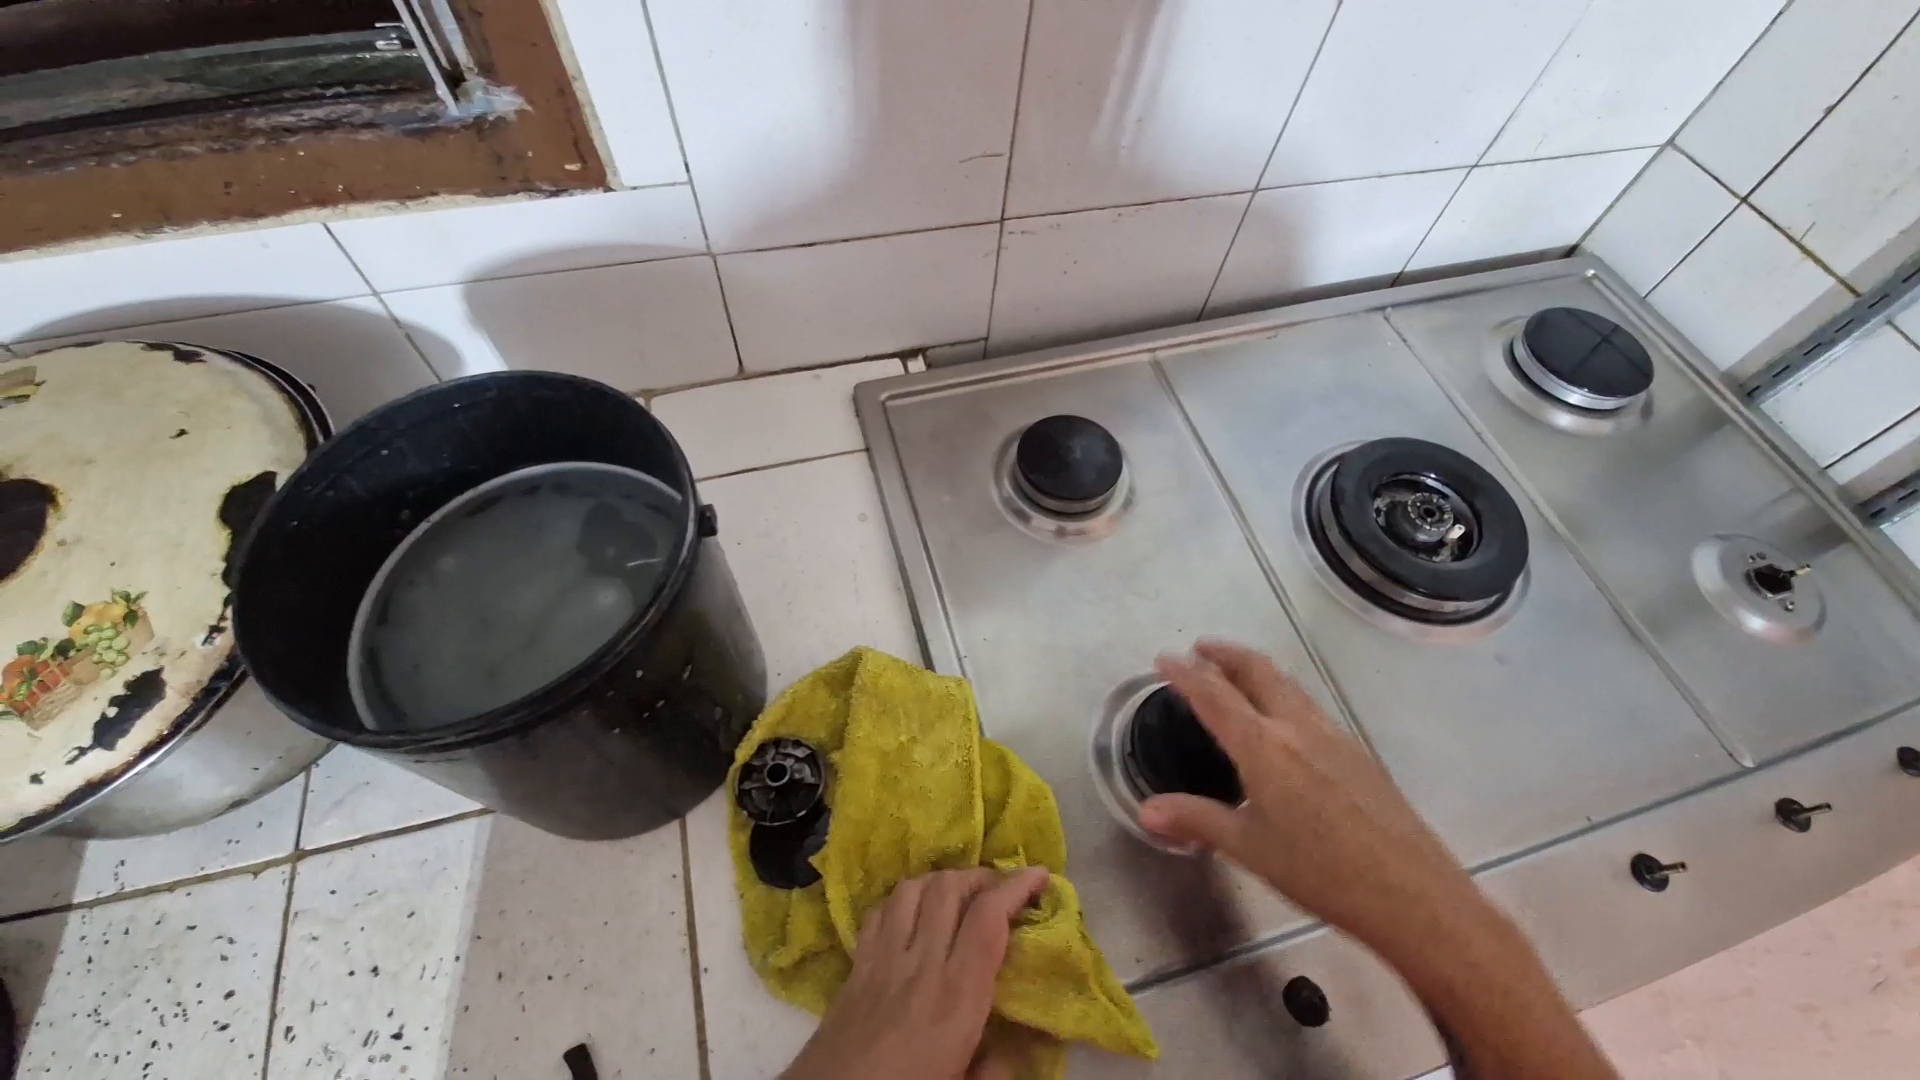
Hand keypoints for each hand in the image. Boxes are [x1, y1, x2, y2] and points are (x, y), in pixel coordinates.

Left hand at [783, 866, 1049, 1079]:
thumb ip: (999, 1066)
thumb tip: (1022, 1043)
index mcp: (956, 996)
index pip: (987, 918)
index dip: (1016, 887)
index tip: (1039, 874)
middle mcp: (921, 964)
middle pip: (949, 888)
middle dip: (980, 876)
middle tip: (1000, 888)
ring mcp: (883, 959)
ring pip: (912, 889)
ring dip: (941, 881)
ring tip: (960, 894)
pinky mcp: (856, 965)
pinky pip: (880, 911)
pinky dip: (902, 900)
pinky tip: (913, 913)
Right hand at [1138, 640, 1493, 968]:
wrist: (1415, 896)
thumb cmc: (1322, 873)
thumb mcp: (1250, 849)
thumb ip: (1196, 819)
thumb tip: (1145, 810)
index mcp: (1264, 747)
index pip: (1214, 695)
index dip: (1185, 673)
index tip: (1163, 658)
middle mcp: (1298, 728)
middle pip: (1258, 670)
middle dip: (1224, 653)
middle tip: (1199, 649)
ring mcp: (1334, 735)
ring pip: (1287, 684)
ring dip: (1254, 669)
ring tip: (1234, 674)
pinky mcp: (1357, 752)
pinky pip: (1308, 704)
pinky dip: (1280, 693)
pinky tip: (1280, 720)